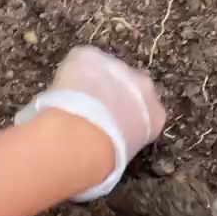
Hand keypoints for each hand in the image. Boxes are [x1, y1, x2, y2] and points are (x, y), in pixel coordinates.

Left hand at [13, 46, 165, 200]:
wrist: (81, 139)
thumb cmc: (103, 160)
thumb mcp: (123, 157)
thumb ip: (123, 142)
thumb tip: (107, 147)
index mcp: (156, 115)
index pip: (147, 110)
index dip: (127, 115)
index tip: (113, 124)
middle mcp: (143, 86)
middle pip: (131, 84)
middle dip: (115, 93)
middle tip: (92, 111)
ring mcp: (117, 66)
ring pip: (105, 70)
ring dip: (93, 81)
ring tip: (73, 102)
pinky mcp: (90, 56)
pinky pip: (81, 60)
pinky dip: (71, 72)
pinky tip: (60, 91)